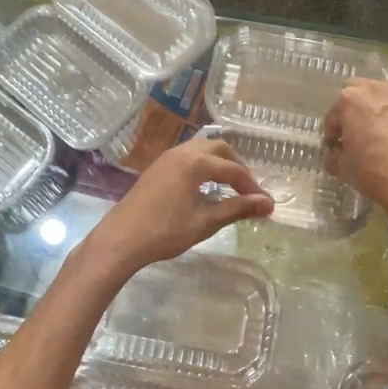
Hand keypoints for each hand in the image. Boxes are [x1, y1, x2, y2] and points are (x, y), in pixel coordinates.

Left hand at [77, 137, 273, 281]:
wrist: (120, 239)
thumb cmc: (164, 232)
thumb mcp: (205, 222)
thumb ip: (237, 209)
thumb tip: (267, 204)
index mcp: (195, 163)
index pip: (233, 170)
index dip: (252, 187)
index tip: (266, 205)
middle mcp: (182, 152)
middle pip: (219, 150)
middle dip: (238, 168)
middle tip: (249, 190)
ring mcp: (167, 158)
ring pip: (202, 149)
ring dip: (220, 163)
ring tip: (231, 186)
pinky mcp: (157, 167)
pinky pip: (188, 156)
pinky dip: (204, 165)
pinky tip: (206, 186)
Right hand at [323, 80, 387, 211]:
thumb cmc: (372, 171)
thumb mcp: (342, 167)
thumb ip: (334, 155)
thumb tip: (336, 154)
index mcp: (348, 100)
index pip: (333, 115)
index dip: (333, 134)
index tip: (337, 148)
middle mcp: (373, 89)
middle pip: (356, 94)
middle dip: (353, 111)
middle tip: (357, 133)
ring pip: (380, 95)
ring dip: (375, 109)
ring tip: (380, 131)